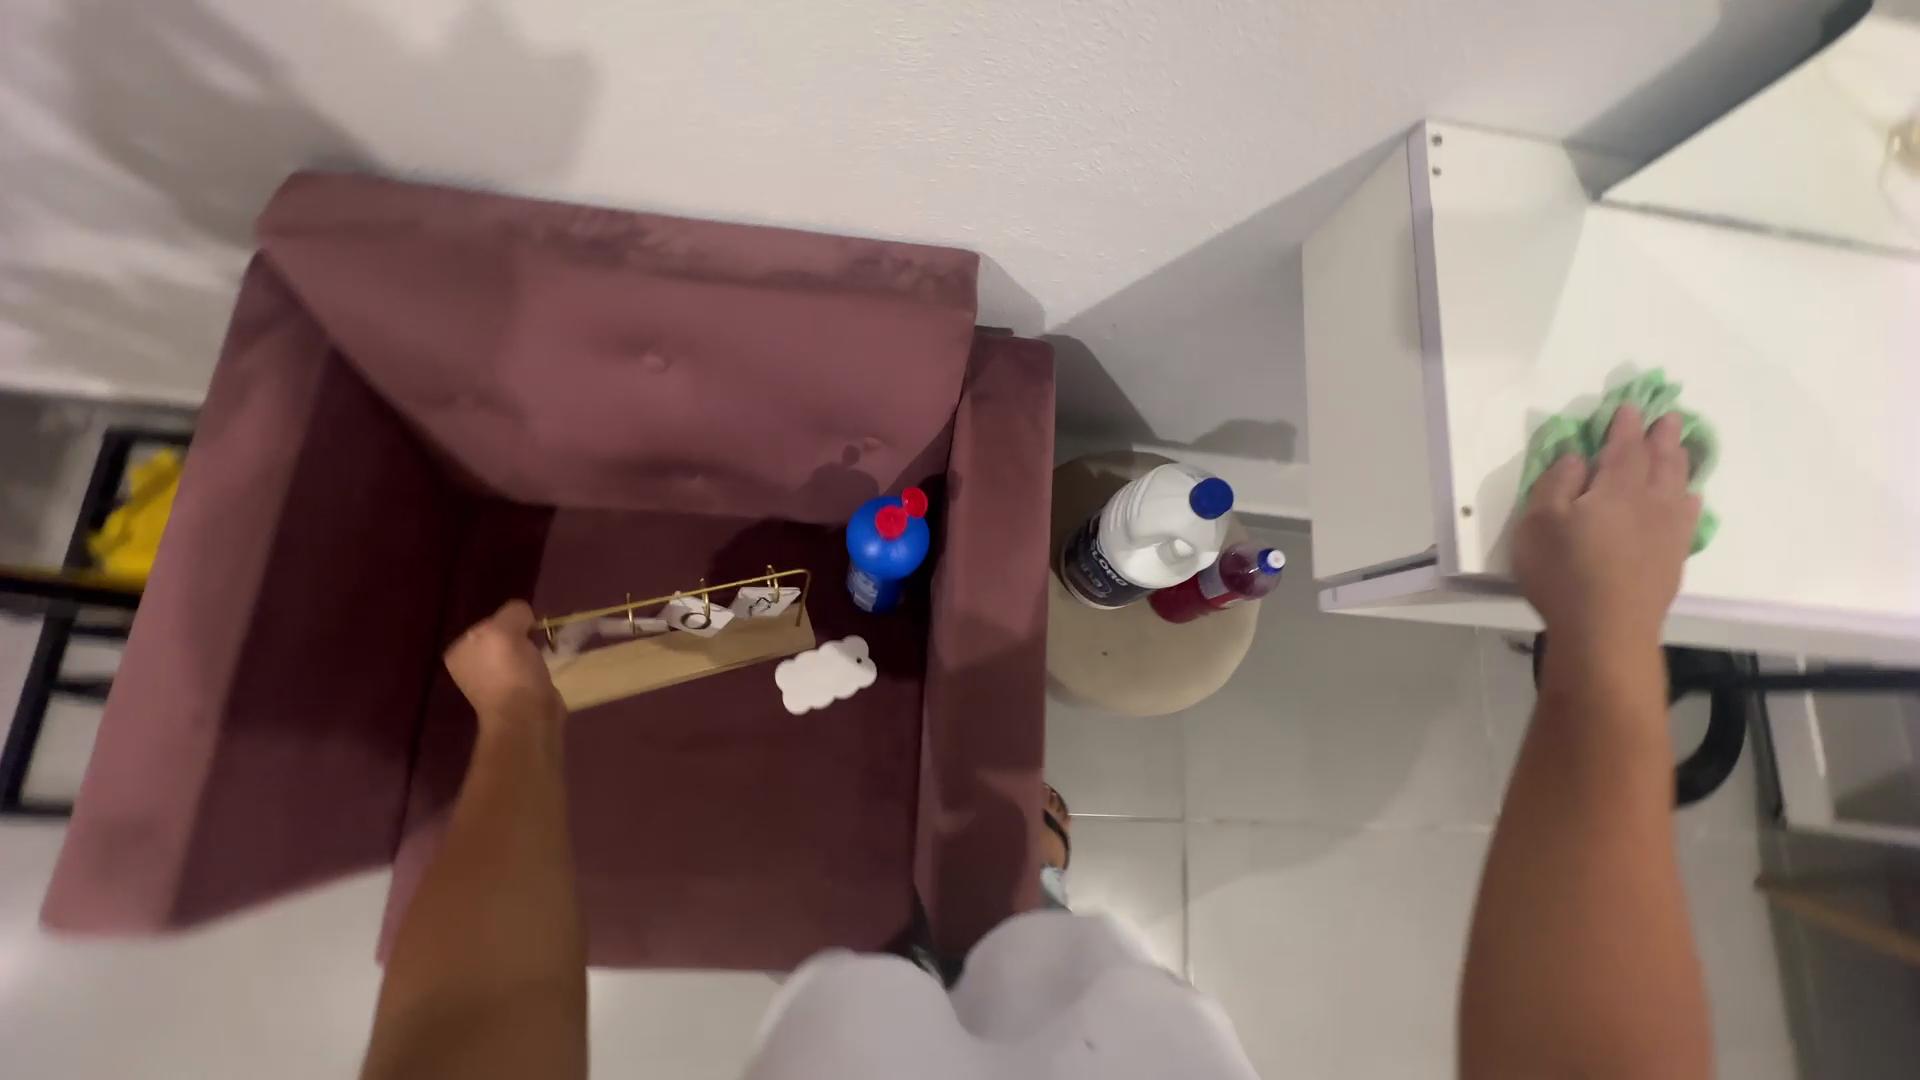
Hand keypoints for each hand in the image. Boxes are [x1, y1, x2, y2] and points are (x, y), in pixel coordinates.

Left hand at [444, 600, 565, 726]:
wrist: (525, 714)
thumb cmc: (511, 671)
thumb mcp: (506, 628)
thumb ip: (513, 612)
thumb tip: (525, 615)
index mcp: (459, 651)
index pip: (490, 621)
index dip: (511, 622)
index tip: (525, 632)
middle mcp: (470, 665)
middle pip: (503, 636)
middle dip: (522, 636)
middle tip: (534, 645)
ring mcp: (490, 681)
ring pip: (516, 652)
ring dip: (531, 652)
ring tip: (540, 660)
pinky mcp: (512, 693)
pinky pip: (526, 668)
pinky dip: (536, 667)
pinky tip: (542, 672)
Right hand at [1513, 406, 1700, 646]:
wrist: (1604, 626)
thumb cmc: (1561, 570)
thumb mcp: (1538, 521)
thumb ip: (1556, 484)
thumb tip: (1578, 458)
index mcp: (1616, 488)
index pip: (1623, 447)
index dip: (1624, 426)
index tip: (1628, 406)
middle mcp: (1650, 501)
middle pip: (1660, 460)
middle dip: (1661, 436)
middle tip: (1668, 417)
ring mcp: (1667, 529)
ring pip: (1678, 483)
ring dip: (1678, 460)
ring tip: (1679, 446)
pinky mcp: (1672, 555)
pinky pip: (1687, 514)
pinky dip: (1687, 497)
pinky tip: (1687, 496)